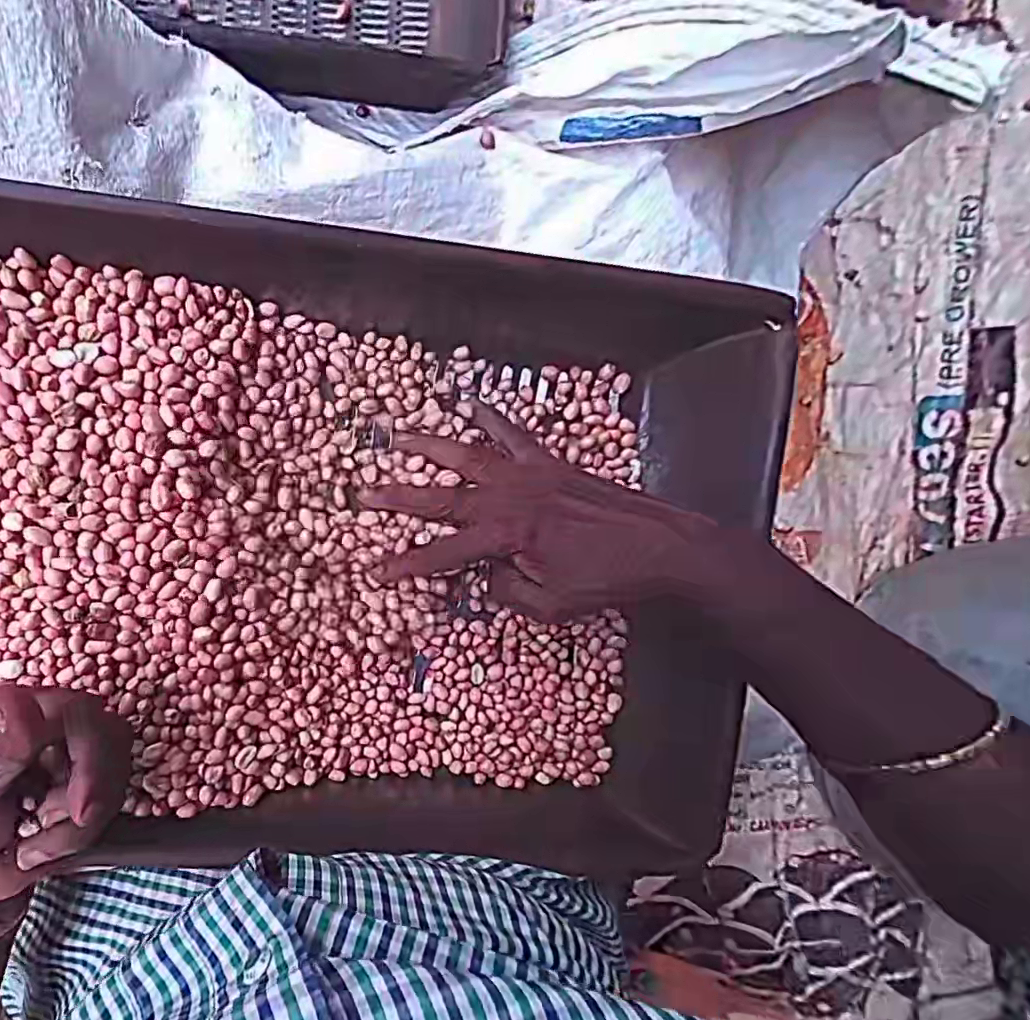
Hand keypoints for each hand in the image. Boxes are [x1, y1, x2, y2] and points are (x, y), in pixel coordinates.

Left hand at [0, 685, 129, 938]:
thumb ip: (2, 748)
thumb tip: (16, 699)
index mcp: (17, 713)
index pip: (74, 707)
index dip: (87, 742)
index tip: (77, 793)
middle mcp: (51, 727)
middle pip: (105, 734)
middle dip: (90, 784)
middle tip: (65, 818)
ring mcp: (72, 759)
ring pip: (113, 772)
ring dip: (75, 821)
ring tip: (31, 842)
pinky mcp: (86, 792)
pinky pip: (109, 805)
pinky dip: (78, 836)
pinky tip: (40, 847)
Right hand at [361, 401, 719, 621]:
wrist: (664, 545)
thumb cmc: (608, 579)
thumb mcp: (550, 605)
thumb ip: (505, 590)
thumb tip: (482, 574)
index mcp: (506, 537)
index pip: (443, 553)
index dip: (407, 564)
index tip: (378, 570)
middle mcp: (509, 498)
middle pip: (442, 497)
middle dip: (399, 497)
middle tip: (366, 492)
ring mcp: (528, 474)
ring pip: (466, 455)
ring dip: (427, 445)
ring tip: (396, 435)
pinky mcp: (548, 461)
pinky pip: (512, 434)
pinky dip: (490, 417)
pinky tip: (470, 404)